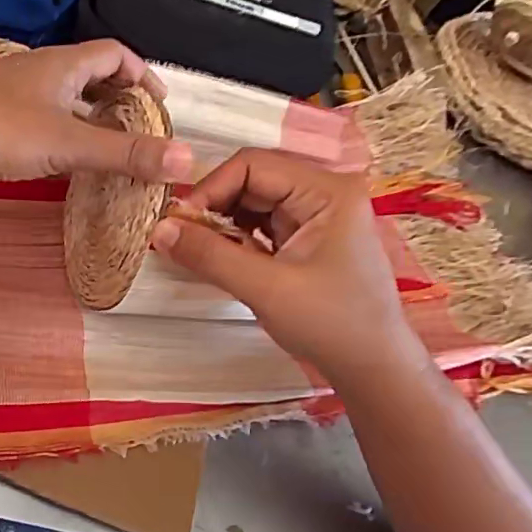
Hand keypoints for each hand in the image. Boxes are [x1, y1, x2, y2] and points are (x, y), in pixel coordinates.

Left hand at [0, 40, 193, 190]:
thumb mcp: (67, 143)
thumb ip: (125, 154)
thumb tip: (187, 161)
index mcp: (61, 64)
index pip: (115, 54)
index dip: (142, 74)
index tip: (159, 102)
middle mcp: (36, 70)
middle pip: (88, 73)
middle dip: (117, 95)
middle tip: (135, 126)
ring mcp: (9, 91)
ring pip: (60, 95)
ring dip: (86, 114)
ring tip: (101, 143)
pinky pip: (36, 115)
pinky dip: (58, 129)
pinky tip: (55, 154)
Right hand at [148, 149, 422, 381]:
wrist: (372, 367)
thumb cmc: (331, 324)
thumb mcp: (265, 289)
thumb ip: (210, 255)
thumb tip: (159, 230)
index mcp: (326, 191)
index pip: (253, 165)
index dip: (210, 188)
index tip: (178, 223)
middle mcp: (322, 194)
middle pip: (251, 181)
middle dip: (213, 208)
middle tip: (182, 239)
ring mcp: (315, 217)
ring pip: (252, 205)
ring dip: (222, 225)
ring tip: (199, 251)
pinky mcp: (305, 240)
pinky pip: (260, 227)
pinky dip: (236, 241)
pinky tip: (222, 260)